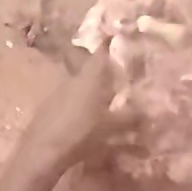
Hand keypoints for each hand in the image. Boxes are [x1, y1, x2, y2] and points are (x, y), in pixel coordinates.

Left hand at [15, 51, 119, 173]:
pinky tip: (82, 118)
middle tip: (116, 77)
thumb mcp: (112, 127)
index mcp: (89, 77)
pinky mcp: (46, 108)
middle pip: (88, 68)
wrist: (42, 152)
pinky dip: (76, 104)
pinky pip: (66, 99)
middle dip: (101, 72)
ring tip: (102, 101)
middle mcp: (72, 79)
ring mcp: (56, 92)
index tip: (117, 39)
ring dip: (88, 90)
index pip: (101, 53)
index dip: (109, 45)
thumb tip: (149, 111)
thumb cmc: (82, 133)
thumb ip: (130, 117)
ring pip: (77, 85)